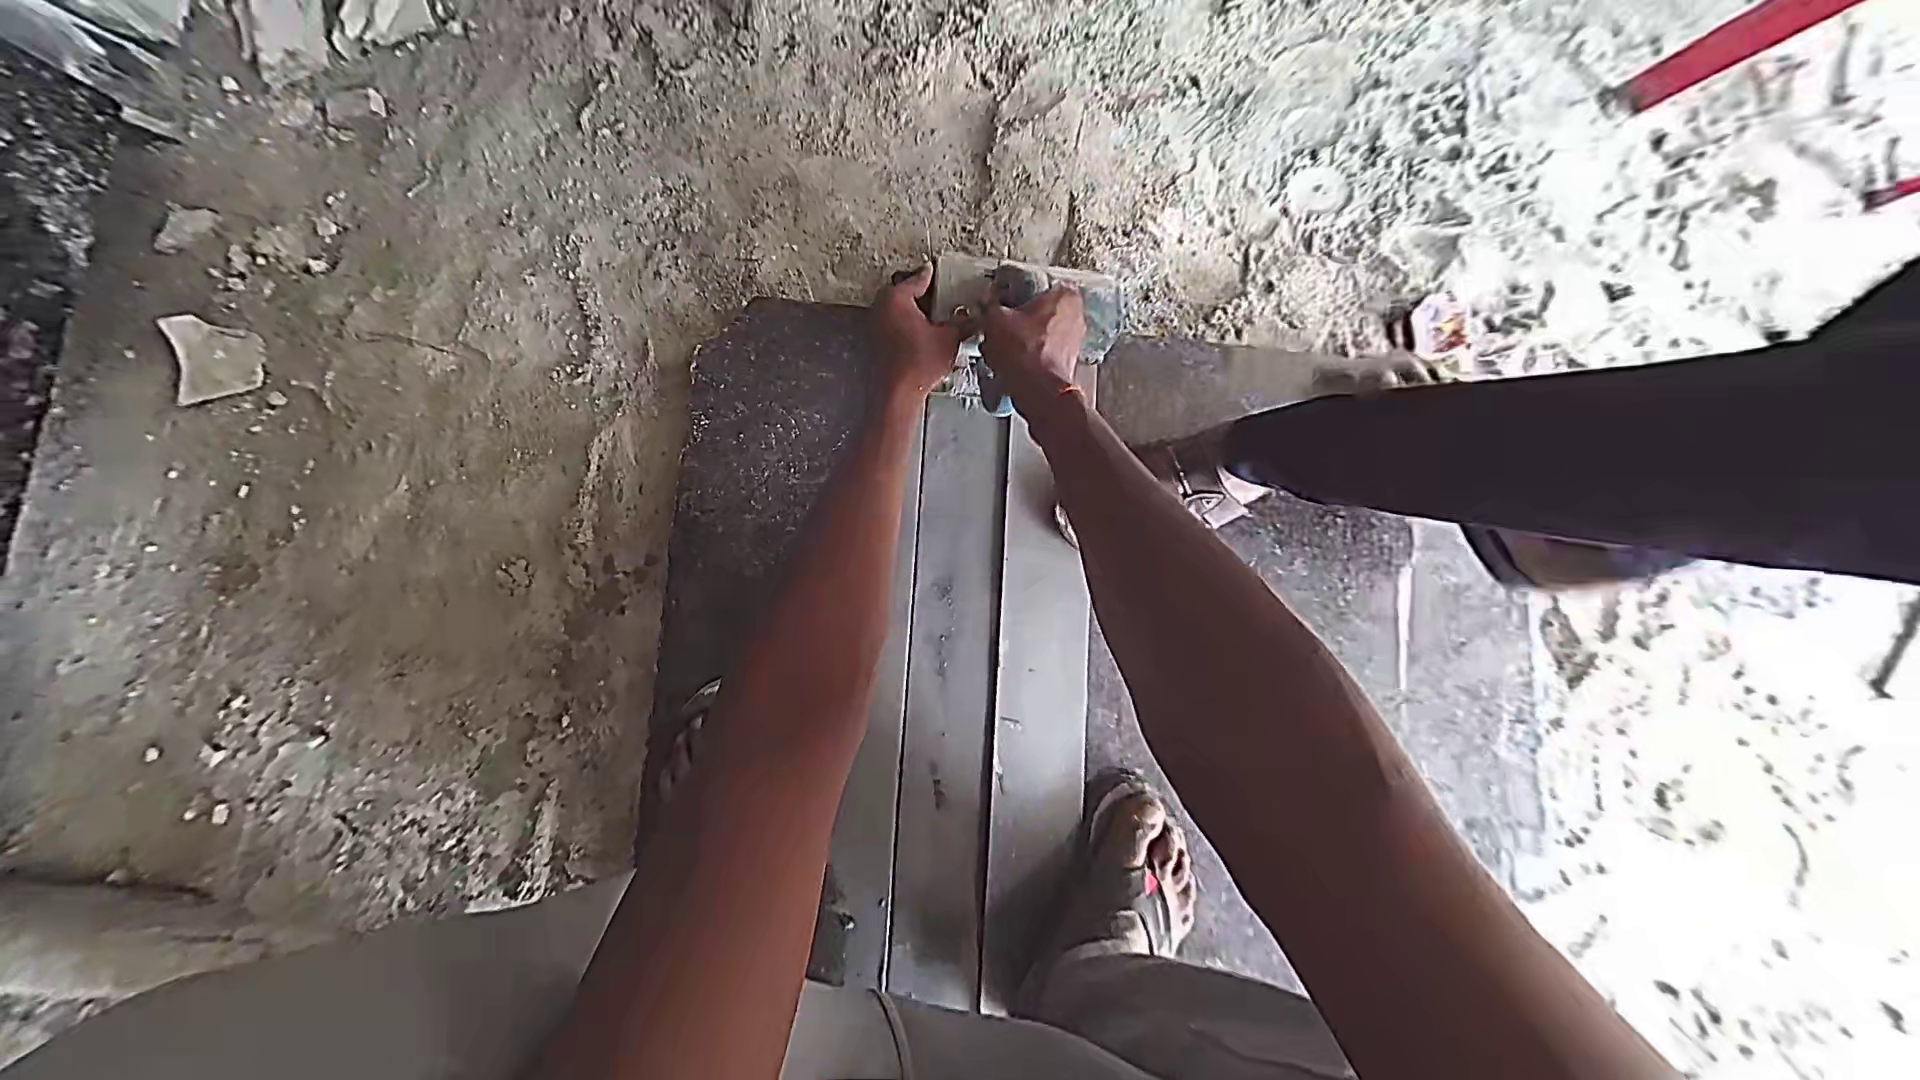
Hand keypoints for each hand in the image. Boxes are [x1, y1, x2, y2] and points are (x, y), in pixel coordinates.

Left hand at [870, 264, 963, 398]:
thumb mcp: (949, 339)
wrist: (896, 393)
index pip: (916, 279)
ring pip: (895, 312)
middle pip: (902, 294)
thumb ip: (962, 324)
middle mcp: (880, 309)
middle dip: (919, 296)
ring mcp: (874, 328)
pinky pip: (891, 329)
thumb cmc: (916, 365)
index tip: (932, 271)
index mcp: (896, 298)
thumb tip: (970, 320)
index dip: (929, 276)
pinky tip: (918, 340)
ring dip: (911, 314)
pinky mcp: (874, 346)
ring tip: (930, 321)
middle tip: (936, 298)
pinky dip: (904, 329)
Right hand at [980, 284, 1085, 401]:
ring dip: (1022, 337)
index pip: (1036, 282)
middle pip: (1039, 309)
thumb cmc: (1025, 354)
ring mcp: (1074, 341)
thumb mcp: (995, 320)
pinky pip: (1042, 352)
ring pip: (1040, 332)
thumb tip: (986, 301)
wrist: (1039, 392)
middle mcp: (1075, 316)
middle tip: (999, 323)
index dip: (1014, 291)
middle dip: (1019, 317)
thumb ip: (990, 305)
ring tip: (1002, 346)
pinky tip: (1013, 361)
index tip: (1000, 298)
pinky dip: (1029, 355)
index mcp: (1064, 295)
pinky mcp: (1067, 362)